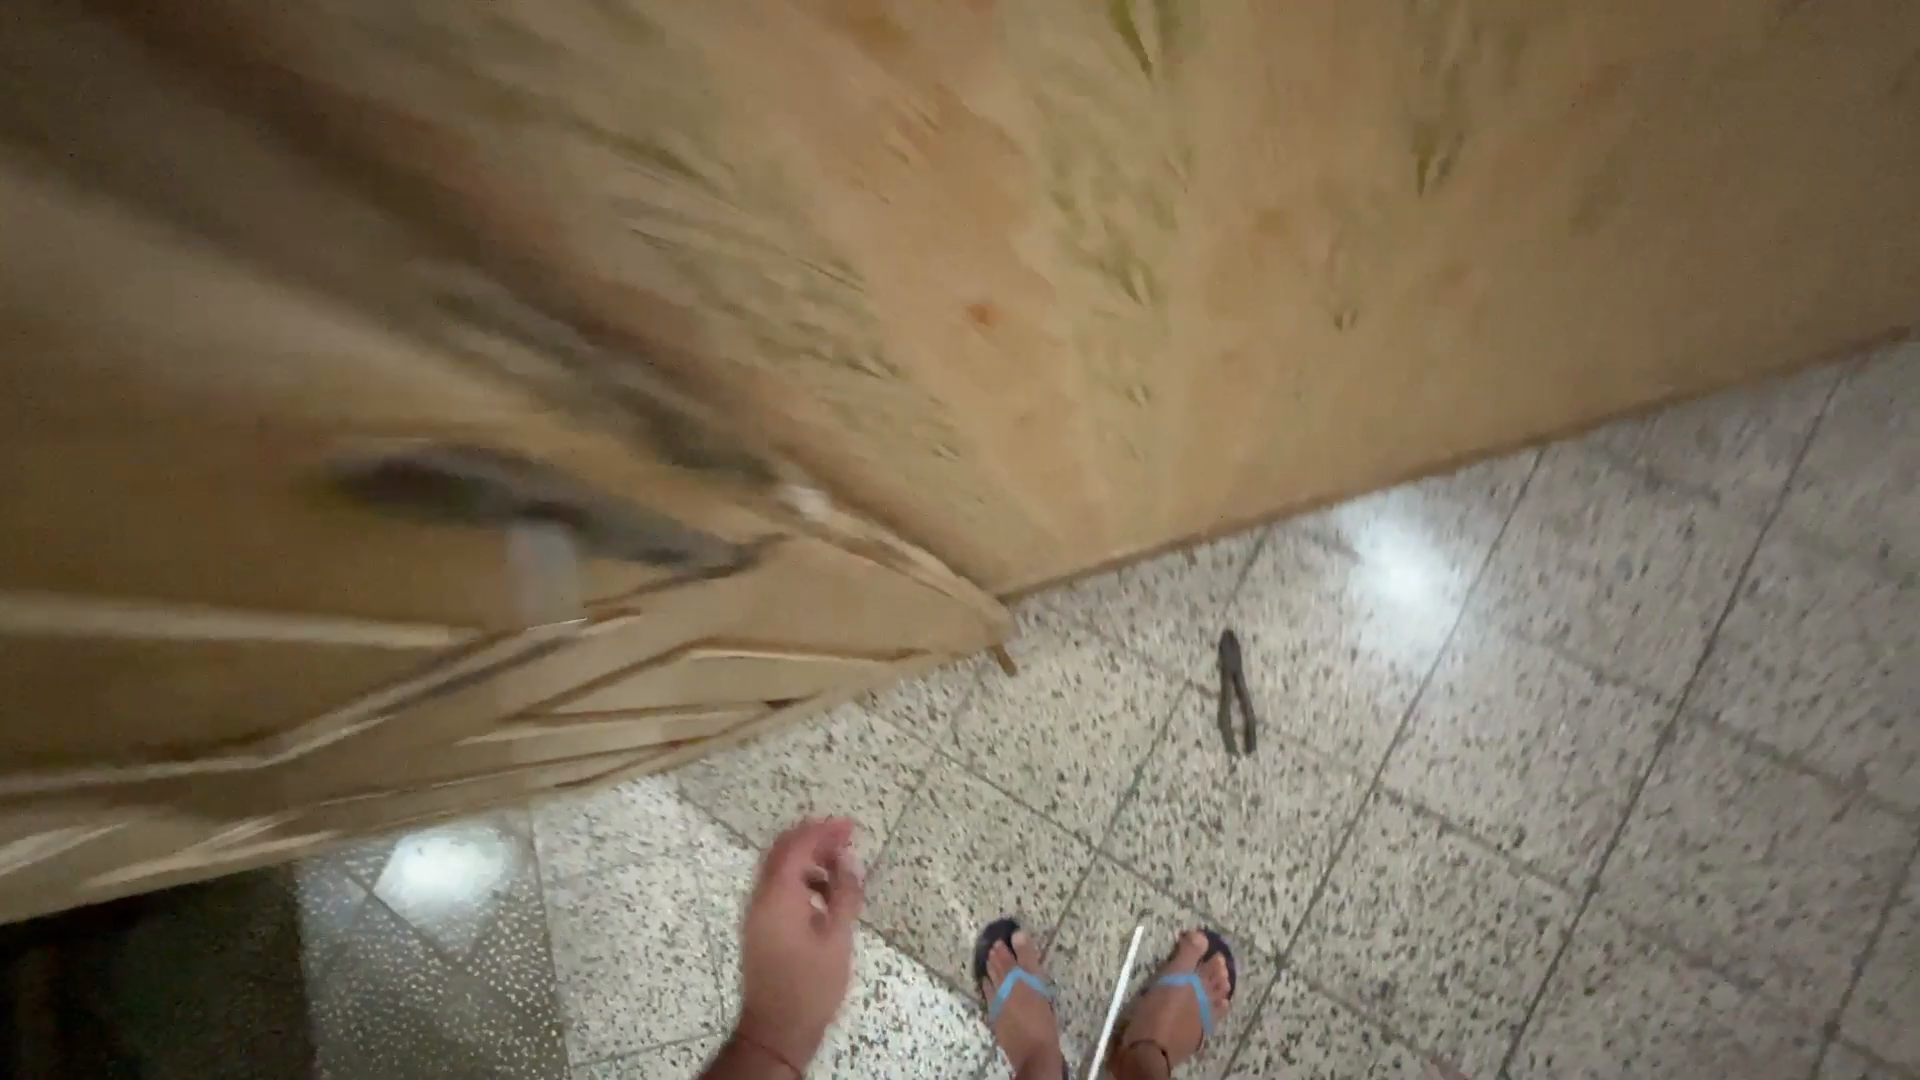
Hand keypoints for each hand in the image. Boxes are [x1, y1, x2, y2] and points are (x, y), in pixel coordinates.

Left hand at [734, 818, 864, 1069]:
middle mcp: (761, 897)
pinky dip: (800, 878)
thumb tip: (849, 861)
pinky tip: (824, 893)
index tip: (851, 826)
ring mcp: (756, 913)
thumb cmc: (810, 985)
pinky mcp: (759, 927)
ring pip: (779, 868)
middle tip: (845, 837)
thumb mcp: (838, 937)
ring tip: (840, 865)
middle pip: (784, 850)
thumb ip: (845, 893)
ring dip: (808, 858)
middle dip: (815, 838)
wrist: (775, 1033)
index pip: (798, 845)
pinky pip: (777, 887)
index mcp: (779, 894)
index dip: (825, 830)